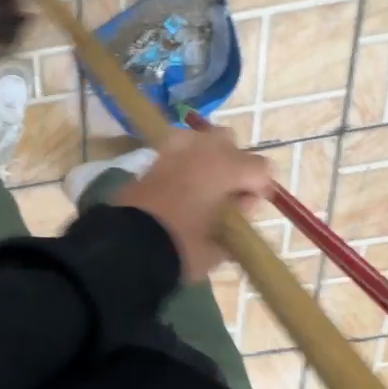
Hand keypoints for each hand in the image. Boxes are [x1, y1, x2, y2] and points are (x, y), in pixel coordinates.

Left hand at [116, 126, 272, 283]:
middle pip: (227, 142)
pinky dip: (179, 165)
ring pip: (197, 139)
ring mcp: (171, 153)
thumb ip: (234, 226)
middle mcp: (201, 152)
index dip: (258, 188)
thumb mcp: (216, 248)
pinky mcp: (147, 163)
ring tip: (199, 184)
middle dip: (231, 162)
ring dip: (204, 157)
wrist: (127, 248)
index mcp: (226, 168)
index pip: (259, 168)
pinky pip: (171, 154)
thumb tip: (239, 211)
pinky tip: (176, 187)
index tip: (248, 209)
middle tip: (225, 191)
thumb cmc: (180, 249)